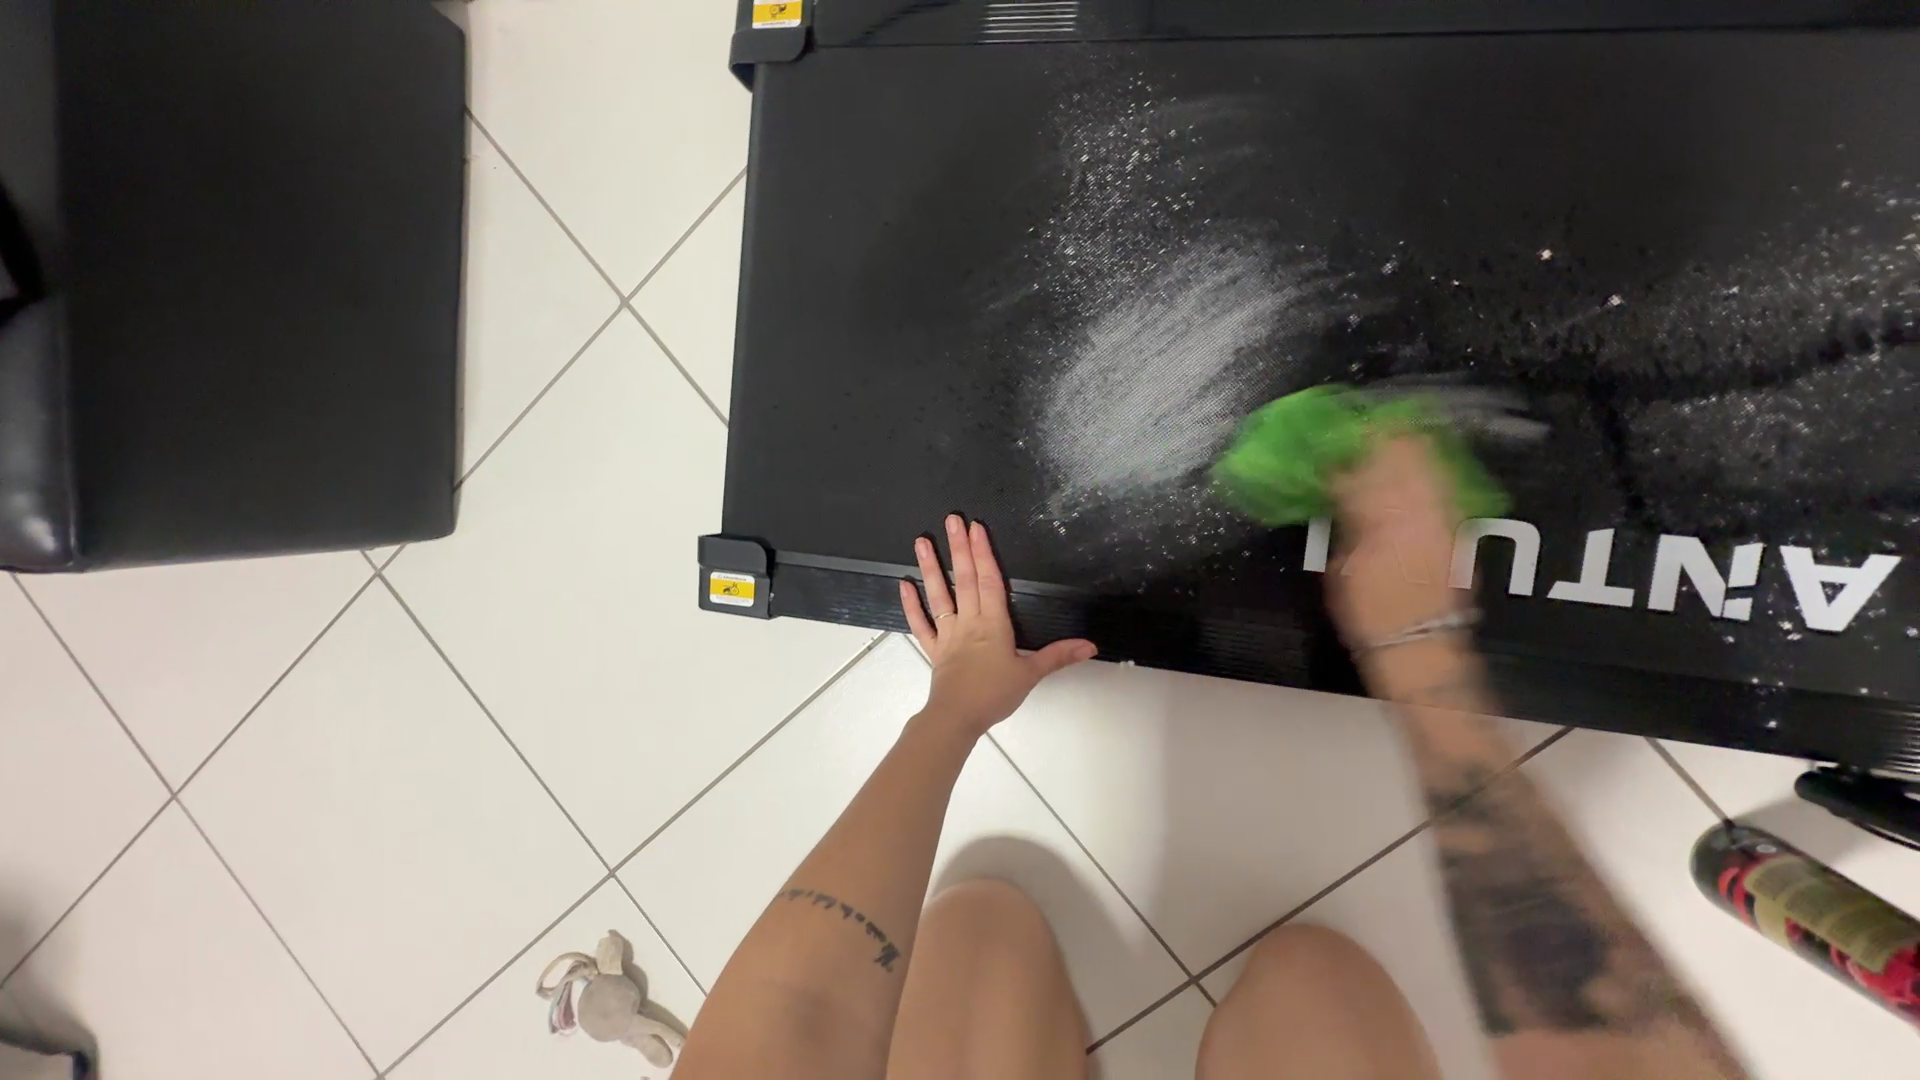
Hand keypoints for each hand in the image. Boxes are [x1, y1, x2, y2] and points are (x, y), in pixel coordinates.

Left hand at [899, 515, 1097, 736]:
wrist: (957, 718)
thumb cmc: (994, 694)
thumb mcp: (1031, 674)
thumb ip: (1058, 656)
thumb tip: (1090, 645)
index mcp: (993, 624)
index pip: (989, 581)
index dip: (984, 552)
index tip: (977, 528)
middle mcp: (968, 622)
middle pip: (964, 579)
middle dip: (960, 548)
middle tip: (952, 519)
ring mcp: (947, 634)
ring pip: (939, 594)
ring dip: (930, 567)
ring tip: (922, 541)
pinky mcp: (933, 649)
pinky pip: (921, 623)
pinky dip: (911, 604)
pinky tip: (904, 584)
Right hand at [1326, 437, 1465, 652]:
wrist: (1420, 646)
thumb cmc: (1370, 614)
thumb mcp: (1341, 568)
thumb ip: (1346, 524)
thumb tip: (1338, 493)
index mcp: (1381, 522)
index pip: (1359, 472)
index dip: (1342, 451)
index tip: (1328, 439)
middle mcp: (1417, 514)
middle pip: (1400, 460)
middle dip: (1378, 439)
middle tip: (1359, 428)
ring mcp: (1442, 519)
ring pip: (1428, 467)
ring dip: (1407, 446)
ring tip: (1391, 431)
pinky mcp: (1457, 530)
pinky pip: (1444, 485)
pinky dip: (1429, 469)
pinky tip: (1420, 462)